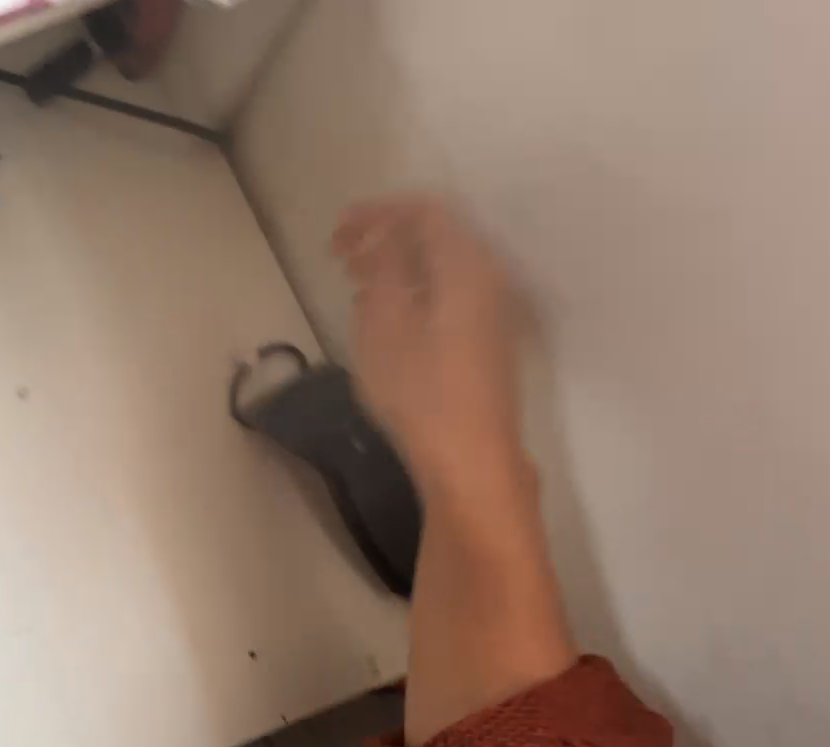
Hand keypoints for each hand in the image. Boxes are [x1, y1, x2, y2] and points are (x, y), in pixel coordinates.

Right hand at [332, 195, 528, 502]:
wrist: (469, 451)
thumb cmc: (420, 389)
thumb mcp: (385, 325)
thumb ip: (383, 270)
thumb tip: (377, 235)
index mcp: (466, 266)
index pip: (426, 213)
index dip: (380, 212)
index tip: (338, 228)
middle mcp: (488, 275)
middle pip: (437, 234)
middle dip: (386, 234)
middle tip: (338, 251)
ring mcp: (491, 305)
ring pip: (440, 262)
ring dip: (396, 261)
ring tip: (353, 276)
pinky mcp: (484, 332)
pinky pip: (446, 287)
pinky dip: (411, 284)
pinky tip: (383, 306)